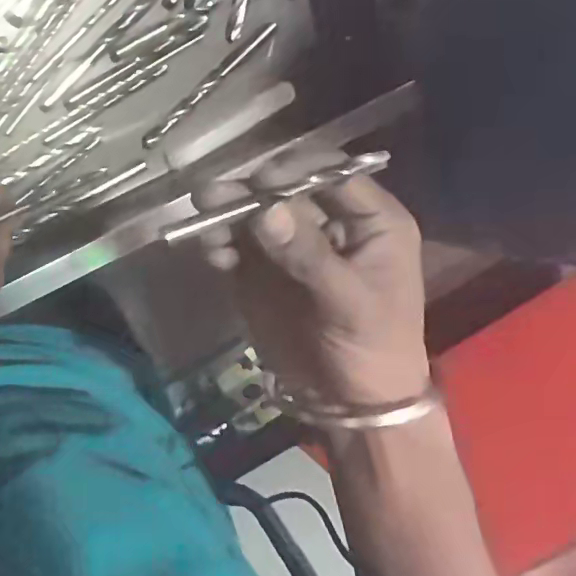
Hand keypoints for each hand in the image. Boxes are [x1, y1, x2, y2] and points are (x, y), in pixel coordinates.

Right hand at [194, 149, 429, 405]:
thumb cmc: (372, 346)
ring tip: (203, 216)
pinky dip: (222, 246)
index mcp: (369, 221)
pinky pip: (238, 248)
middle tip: (213, 195)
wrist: (352, 403)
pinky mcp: (263, 273)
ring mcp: (291, 248)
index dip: (296, 171)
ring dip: (229, 214)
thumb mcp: (349, 301)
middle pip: (285, 192)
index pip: (332, 175)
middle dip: (251, 192)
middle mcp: (328, 225)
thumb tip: (266, 210)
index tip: (261, 180)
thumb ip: (307, 254)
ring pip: (256, 218)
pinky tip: (212, 253)